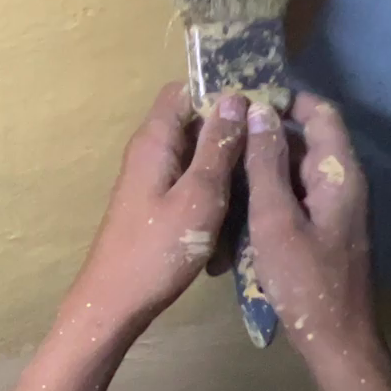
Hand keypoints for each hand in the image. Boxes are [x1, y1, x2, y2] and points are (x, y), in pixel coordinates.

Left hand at [67, 82, 248, 332]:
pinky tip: (237, 215)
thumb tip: (234, 97)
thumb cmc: (158, 249)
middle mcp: (150, 151)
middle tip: (274, 145)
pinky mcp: (157, 202)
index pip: (184, 90)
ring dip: (226, 167)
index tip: (260, 103)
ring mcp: (152, 178)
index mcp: (155, 140)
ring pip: (198, 155)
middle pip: (195, 122)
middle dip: (232, 131)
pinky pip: (191, 183)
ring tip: (263, 179)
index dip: (220, 91)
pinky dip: (214, 193)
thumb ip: (218, 146)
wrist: (116, 301)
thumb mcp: (200, 195)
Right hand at [242, 94, 373, 353]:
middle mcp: (341, 182)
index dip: (283, 100)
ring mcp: (334, 206)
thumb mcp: (275, 219)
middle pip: (306, 138)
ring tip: (221, 163)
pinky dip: (269, 188)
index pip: (319, 113)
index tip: (241, 102)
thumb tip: (257, 110)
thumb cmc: (305, 280)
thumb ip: (266, 163)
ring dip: (263, 161)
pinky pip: (295, 192)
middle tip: (220, 134)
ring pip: (296, 167)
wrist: (337, 341)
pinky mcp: (323, 226)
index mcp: (338, 174)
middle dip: (265, 131)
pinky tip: (236, 199)